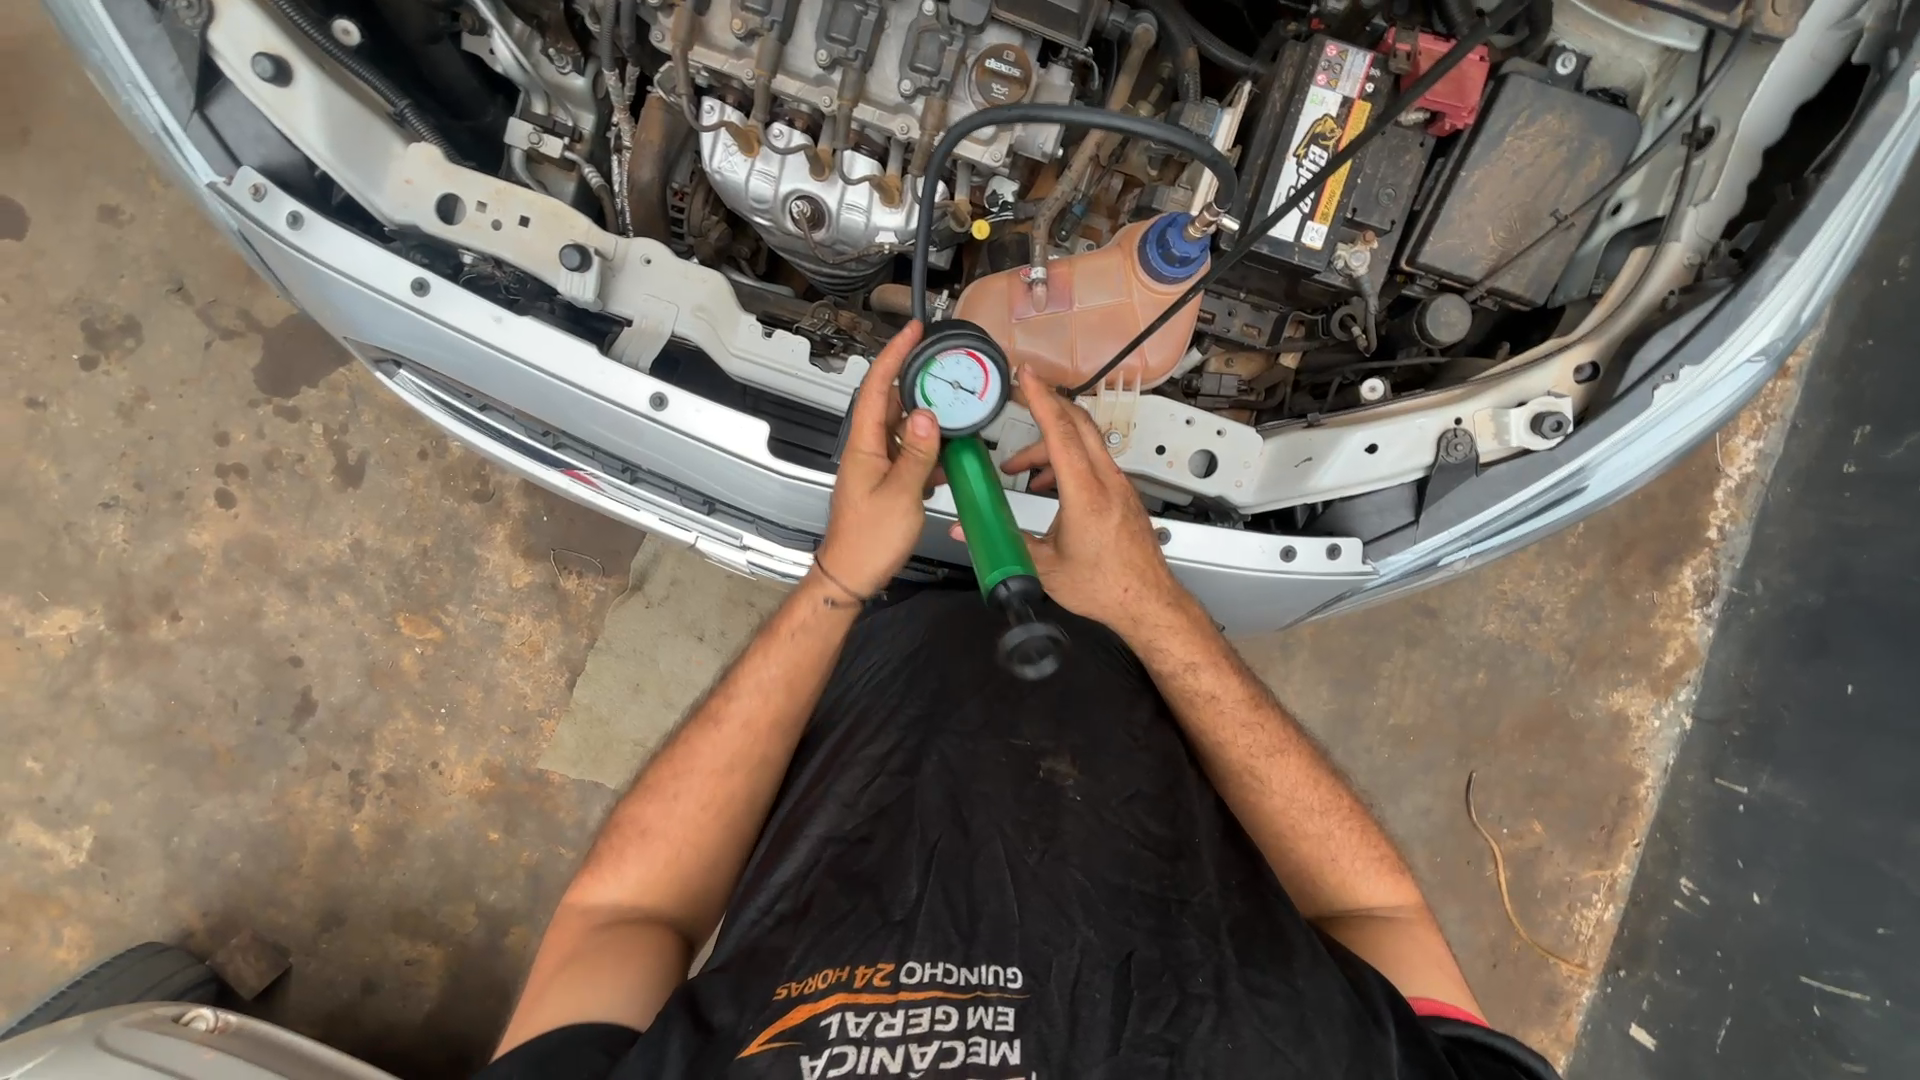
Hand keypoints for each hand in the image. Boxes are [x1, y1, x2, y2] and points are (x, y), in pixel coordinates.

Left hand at [813, 321, 942, 599]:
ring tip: (955, 412)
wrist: (852, 572)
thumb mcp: (901, 494)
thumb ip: (918, 453)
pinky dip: (930, 450)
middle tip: (944, 369)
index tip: (912, 331)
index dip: (894, 355)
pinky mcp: (886, 481)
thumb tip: (930, 416)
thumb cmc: (868, 540)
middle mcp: (868, 449)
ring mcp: (877, 465)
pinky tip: (948, 458)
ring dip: (928, 420)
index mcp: (865, 445)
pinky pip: (910, 454)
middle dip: (917, 382)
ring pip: (905, 429)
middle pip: (892, 403)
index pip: (877, 387)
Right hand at [970, 367, 1199, 640]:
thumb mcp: (1044, 566)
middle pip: (1078, 423)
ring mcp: (1118, 485)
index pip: (1061, 433)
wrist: (1147, 603)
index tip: (1025, 377)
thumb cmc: (1105, 588)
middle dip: (1046, 406)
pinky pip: (1093, 462)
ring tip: (1020, 469)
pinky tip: (1049, 487)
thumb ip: (1002, 541)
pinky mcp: (1122, 494)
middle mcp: (1106, 481)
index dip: (1040, 400)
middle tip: (1020, 395)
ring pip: (1084, 443)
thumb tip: (967, 532)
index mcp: (1085, 494)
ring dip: (1050, 445)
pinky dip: (1067, 461)